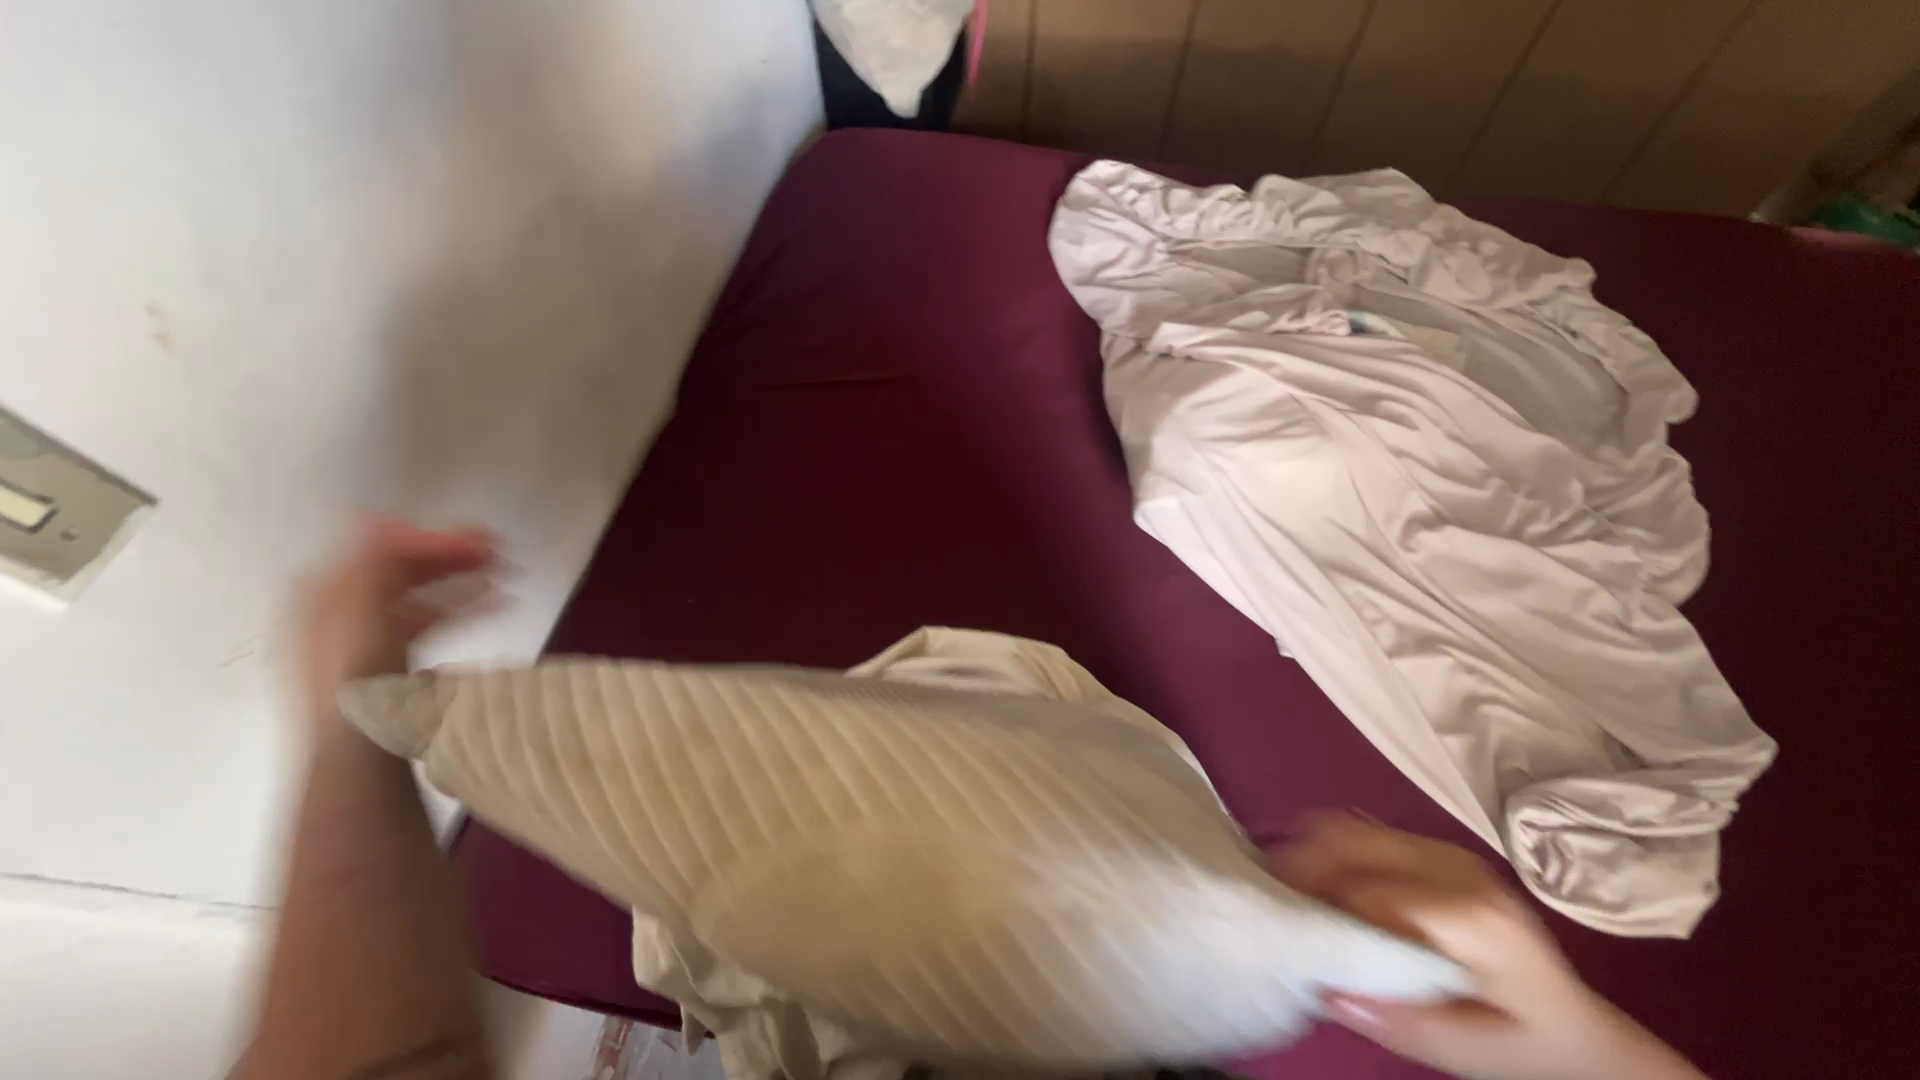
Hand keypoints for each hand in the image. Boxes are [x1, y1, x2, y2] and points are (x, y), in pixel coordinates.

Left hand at [291, 516, 499, 744]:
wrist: (355, 759)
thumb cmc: (360, 683)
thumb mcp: (362, 616)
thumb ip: (371, 565)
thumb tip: (373, 516)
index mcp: (323, 597)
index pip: (375, 547)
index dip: (426, 537)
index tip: (477, 539)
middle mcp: (338, 613)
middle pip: (398, 570)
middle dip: (450, 557)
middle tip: (501, 551)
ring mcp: (362, 642)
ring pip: (418, 596)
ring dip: (462, 581)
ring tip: (507, 580)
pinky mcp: (387, 667)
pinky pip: (427, 624)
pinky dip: (460, 610)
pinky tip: (494, 608)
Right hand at [1276, 815, 1705, 1079]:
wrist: (1579, 1028)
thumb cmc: (1526, 1044)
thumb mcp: (1474, 1054)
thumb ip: (1406, 1023)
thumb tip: (1326, 988)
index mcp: (1469, 914)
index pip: (1365, 889)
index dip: (1313, 903)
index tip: (1278, 926)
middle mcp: (1454, 867)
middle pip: (1349, 841)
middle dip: (1299, 866)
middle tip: (1271, 904)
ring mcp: (1444, 852)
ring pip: (1350, 828)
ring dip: (1309, 852)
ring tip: (1287, 893)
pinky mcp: (1435, 851)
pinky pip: (1363, 833)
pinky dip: (1328, 850)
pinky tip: (1318, 885)